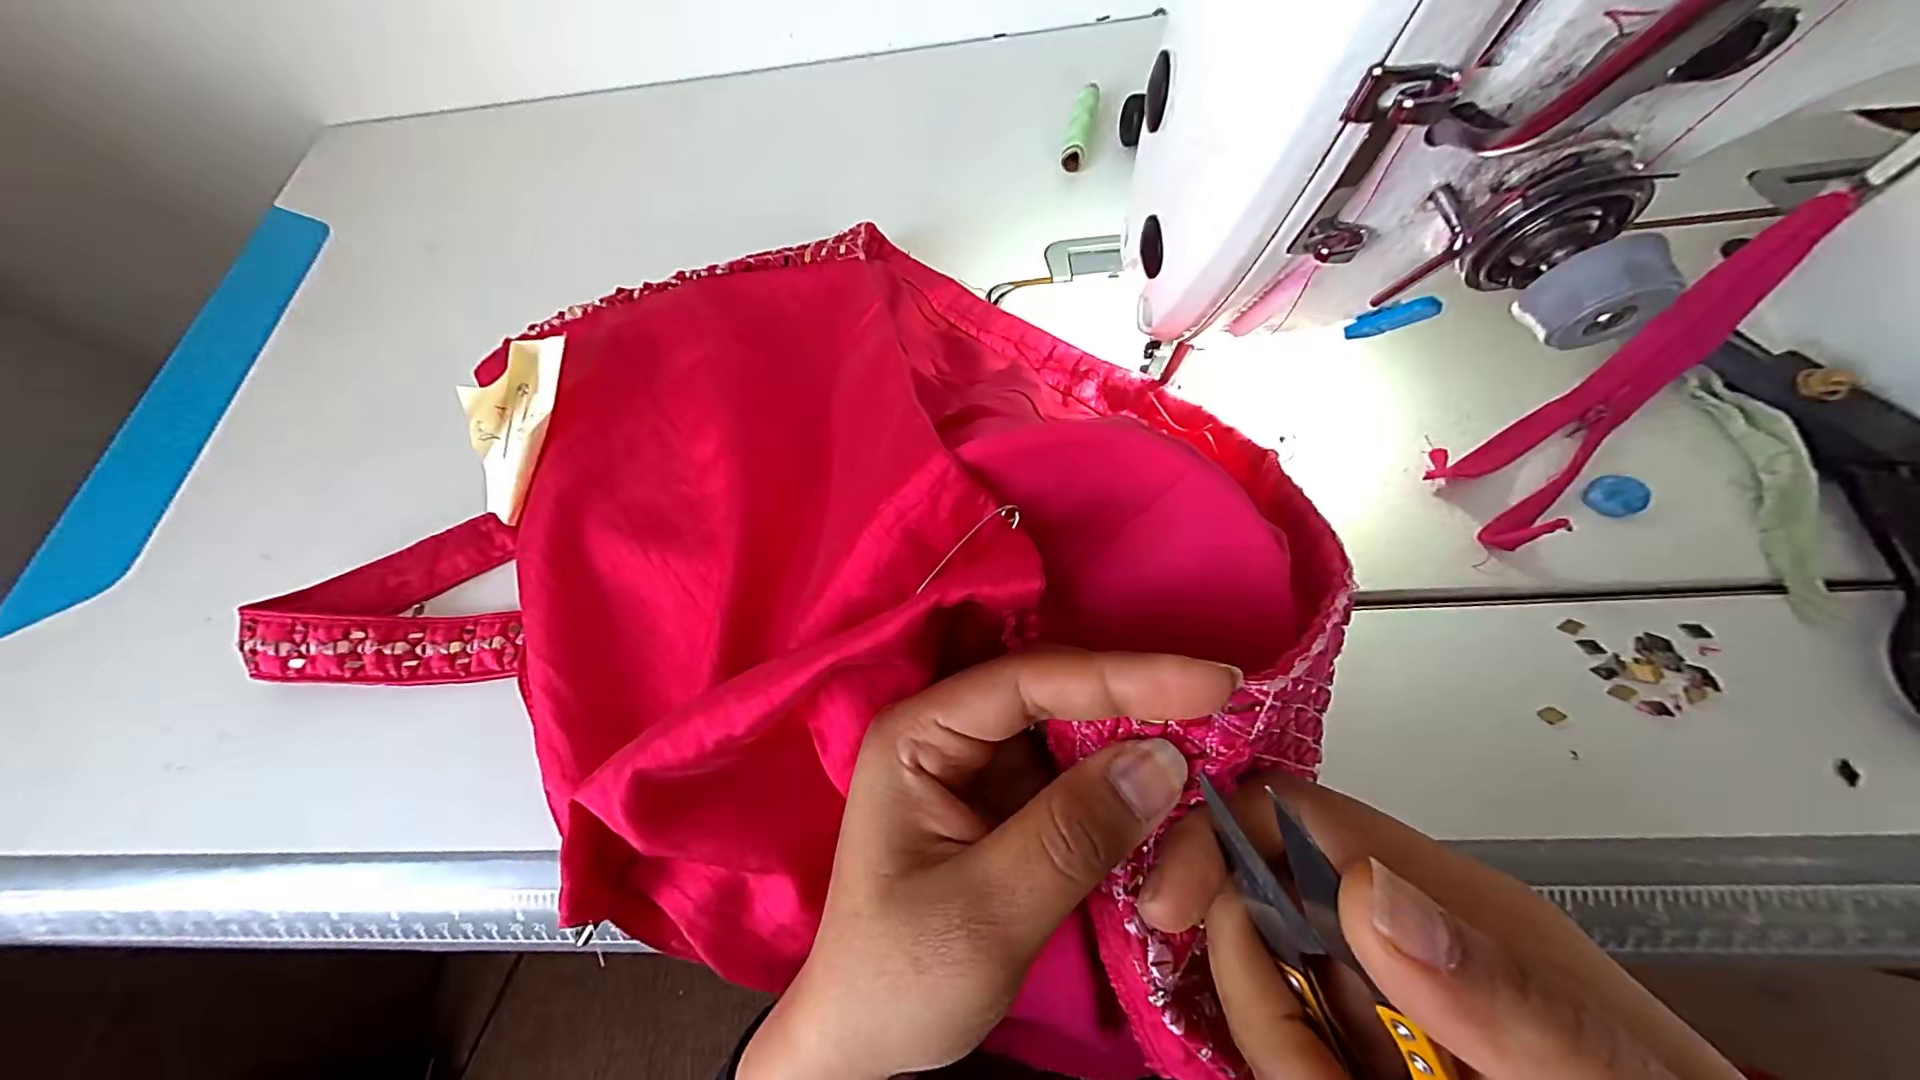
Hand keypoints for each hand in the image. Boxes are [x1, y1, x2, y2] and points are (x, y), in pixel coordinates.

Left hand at [737, 649, 1239, 1079]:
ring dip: (1139, 739)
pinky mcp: (1010, 802)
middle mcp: (951, 733)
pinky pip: (1078, 775)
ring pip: (1074, 731)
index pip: (1029, 682)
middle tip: (1227, 706)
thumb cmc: (901, 978)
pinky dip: (1126, 781)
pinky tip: (1170, 788)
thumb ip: (1071, 832)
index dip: (1122, 675)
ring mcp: (982, 766)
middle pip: (1056, 695)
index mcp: (920, 734)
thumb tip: (1162, 758)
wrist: (866, 1040)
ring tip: (1214, 744)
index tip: (1211, 680)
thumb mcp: (986, 913)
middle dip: (1139, 701)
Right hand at [1141, 773, 1743, 1079]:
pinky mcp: (1355, 1043)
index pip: (1286, 812)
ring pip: (1258, 972)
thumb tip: (1365, 887)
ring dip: (1271, 1035)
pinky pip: (1281, 1033)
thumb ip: (1502, 989)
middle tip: (1291, 1048)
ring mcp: (1368, 991)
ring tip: (1349, 1077)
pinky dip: (1280, 1051)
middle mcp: (1384, 927)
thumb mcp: (1609, 1075)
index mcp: (1431, 893)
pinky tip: (1322, 1070)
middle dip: (1233, 954)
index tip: (1167, 902)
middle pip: (1254, 890)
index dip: (1214, 831)